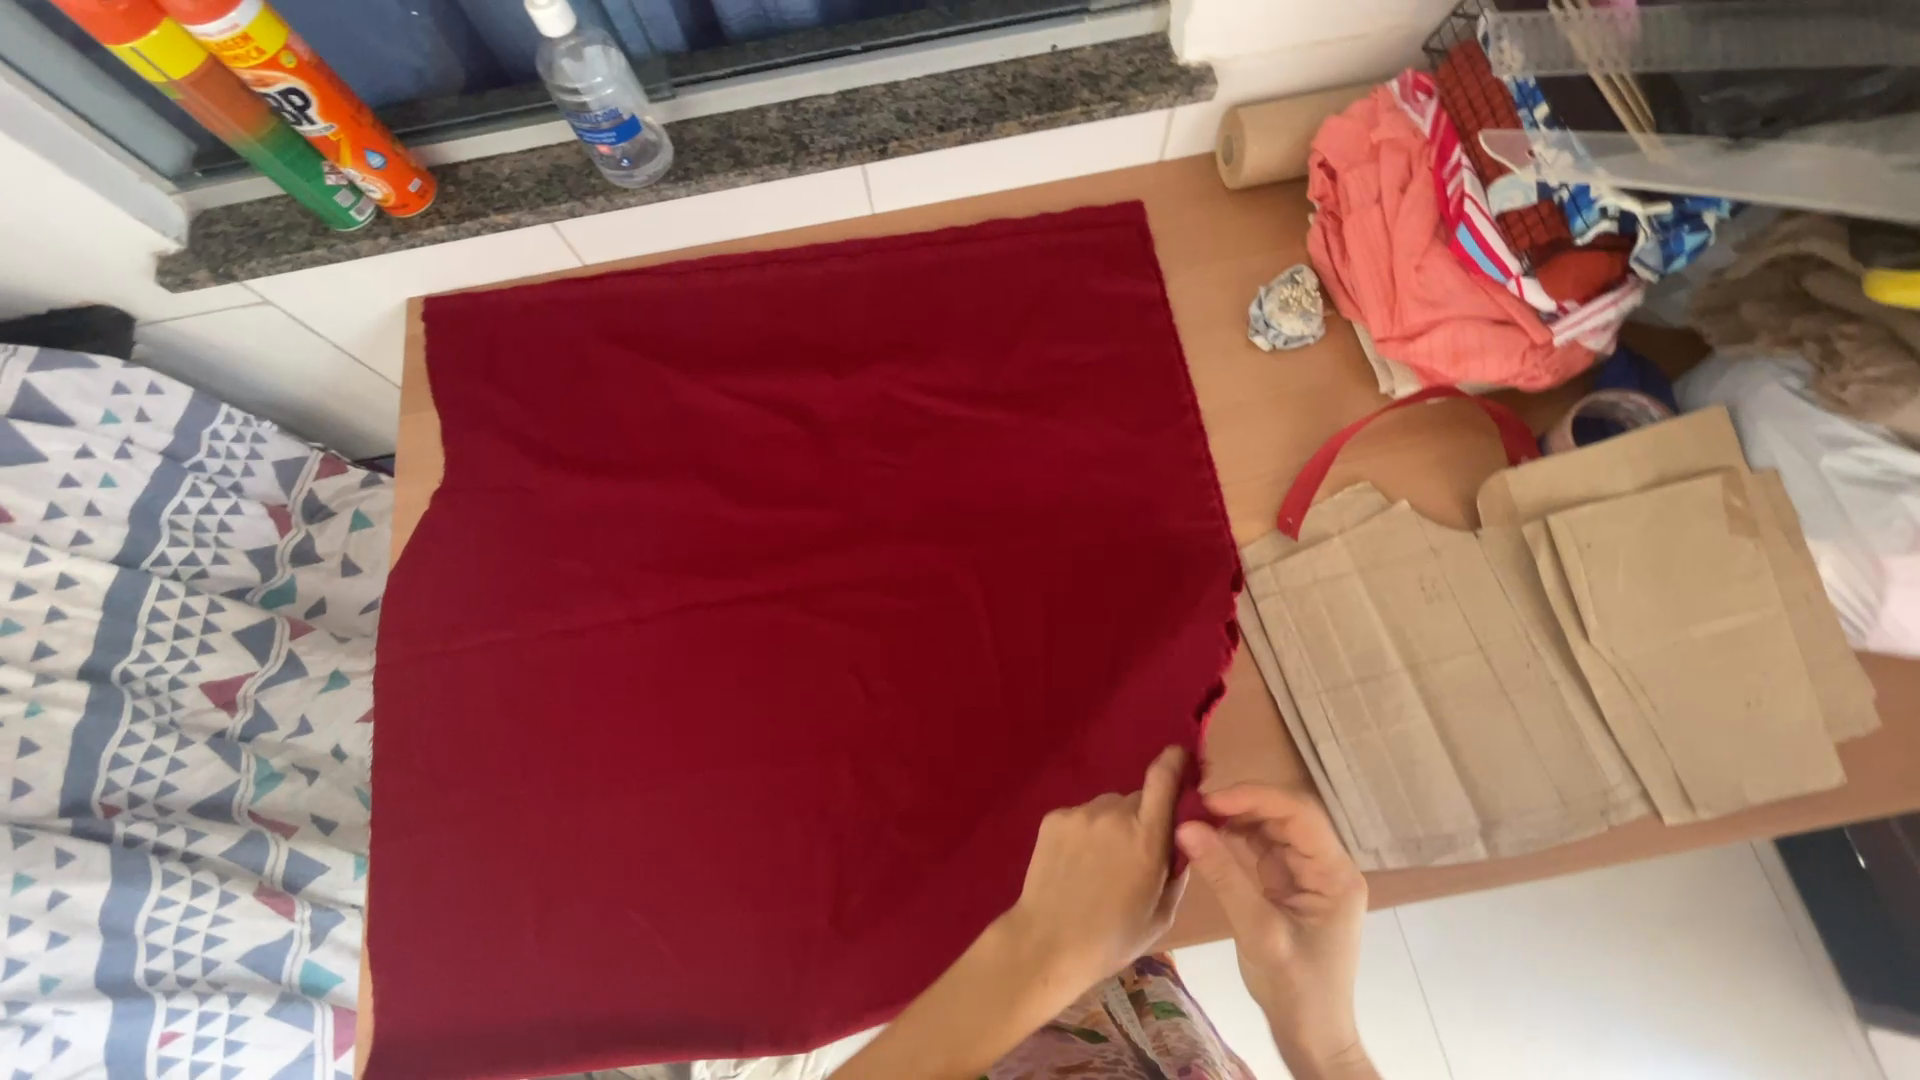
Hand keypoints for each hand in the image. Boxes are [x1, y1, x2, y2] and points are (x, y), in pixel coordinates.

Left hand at [1003, 746, 1190, 991]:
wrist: (1048, 941)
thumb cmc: (1113, 937)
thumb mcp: (1162, 913)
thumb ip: (1178, 869)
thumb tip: (1184, 841)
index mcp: (1147, 836)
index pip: (1164, 779)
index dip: (1175, 761)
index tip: (1181, 756)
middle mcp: (1114, 813)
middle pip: (1137, 800)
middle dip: (1141, 819)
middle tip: (1132, 856)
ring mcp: (1080, 813)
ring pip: (1107, 808)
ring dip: (1111, 826)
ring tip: (1099, 865)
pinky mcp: (1054, 817)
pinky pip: (1080, 817)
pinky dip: (1084, 833)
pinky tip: (1075, 863)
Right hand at [1176, 785, 1369, 1078]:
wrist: (1311, 1037)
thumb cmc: (1297, 990)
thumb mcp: (1259, 932)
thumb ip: (1224, 876)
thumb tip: (1185, 826)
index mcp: (1335, 873)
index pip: (1299, 814)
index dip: (1256, 797)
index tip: (1211, 799)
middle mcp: (1324, 866)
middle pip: (1283, 816)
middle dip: (1240, 805)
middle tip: (1195, 806)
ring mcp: (1304, 875)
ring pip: (1268, 828)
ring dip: (1233, 820)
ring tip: (1194, 816)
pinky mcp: (1284, 885)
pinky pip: (1258, 849)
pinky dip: (1231, 840)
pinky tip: (1205, 837)